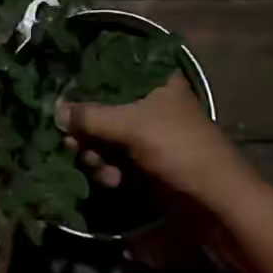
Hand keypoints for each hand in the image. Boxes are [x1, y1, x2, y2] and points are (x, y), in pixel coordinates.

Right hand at [55, 73, 253, 203]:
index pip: (110, 70)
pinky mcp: (145, 160)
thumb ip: (90, 116)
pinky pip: (114, 157)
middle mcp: (149, 102)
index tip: (64, 100)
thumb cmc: (178, 148)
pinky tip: (111, 180)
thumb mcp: (130, 126)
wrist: (216, 201)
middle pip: (102, 107)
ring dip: (95, 154)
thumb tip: (55, 110)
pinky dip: (107, 168)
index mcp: (154, 81)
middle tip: (75, 144)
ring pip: (105, 135)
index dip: (85, 84)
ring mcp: (147, 132)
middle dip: (87, 130)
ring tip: (98, 168)